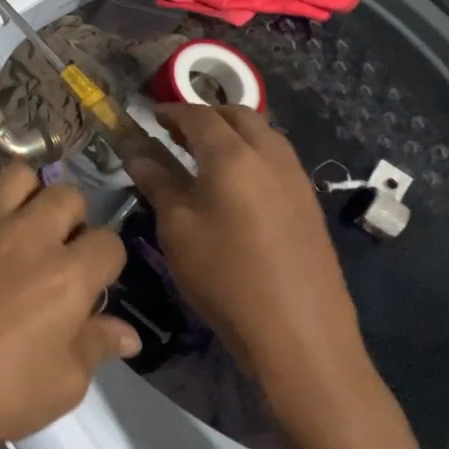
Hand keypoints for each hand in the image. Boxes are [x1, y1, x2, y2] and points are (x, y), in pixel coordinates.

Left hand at [0, 162, 139, 447]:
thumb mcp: (62, 384)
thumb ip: (96, 346)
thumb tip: (127, 333)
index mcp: (68, 275)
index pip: (108, 242)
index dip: (107, 261)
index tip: (95, 280)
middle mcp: (30, 235)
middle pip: (68, 195)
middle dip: (74, 218)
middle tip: (60, 250)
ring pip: (20, 175)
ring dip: (30, 196)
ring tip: (24, 226)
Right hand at [124, 103, 418, 448]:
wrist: (301, 336)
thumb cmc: (226, 277)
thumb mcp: (177, 229)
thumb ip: (158, 183)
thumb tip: (138, 154)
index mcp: (232, 155)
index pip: (198, 115)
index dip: (171, 112)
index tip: (150, 117)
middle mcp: (270, 156)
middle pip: (239, 115)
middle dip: (207, 115)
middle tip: (177, 133)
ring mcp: (297, 181)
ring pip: (265, 135)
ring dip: (234, 133)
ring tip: (205, 156)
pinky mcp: (310, 207)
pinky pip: (278, 161)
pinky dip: (253, 155)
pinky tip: (237, 186)